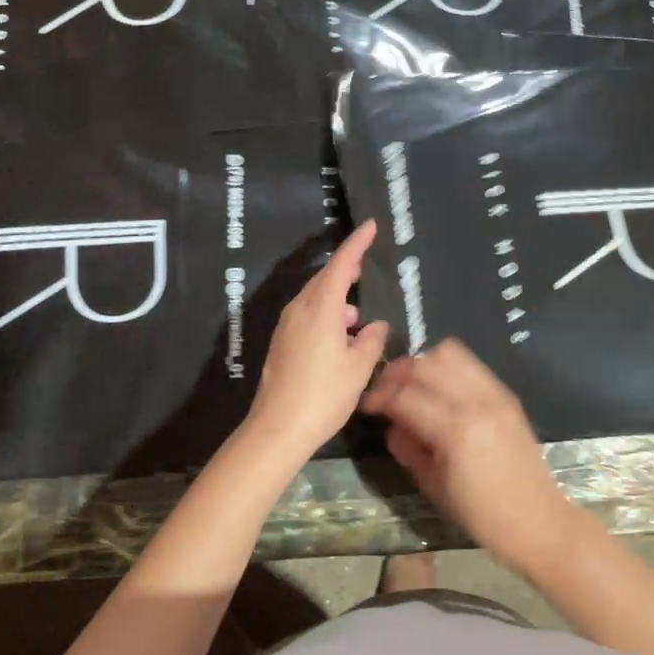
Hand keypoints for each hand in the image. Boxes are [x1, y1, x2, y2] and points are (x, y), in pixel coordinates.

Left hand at [243, 220, 389, 459]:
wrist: (278, 428)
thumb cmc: (324, 394)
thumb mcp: (358, 369)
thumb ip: (371, 341)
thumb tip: (375, 326)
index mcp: (321, 308)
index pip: (341, 265)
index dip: (357, 244)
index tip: (371, 226)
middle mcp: (300, 310)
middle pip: (325, 278)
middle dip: (346, 268)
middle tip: (366, 263)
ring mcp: (287, 326)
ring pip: (315, 298)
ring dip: (337, 298)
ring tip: (359, 314)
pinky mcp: (282, 343)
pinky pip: (308, 315)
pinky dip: (327, 315)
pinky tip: (341, 337)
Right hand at [360, 339, 580, 572]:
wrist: (538, 520)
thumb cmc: (481, 515)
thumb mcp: (433, 486)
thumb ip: (407, 447)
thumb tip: (391, 422)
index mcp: (455, 431)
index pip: (405, 396)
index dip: (378, 396)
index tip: (365, 404)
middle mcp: (475, 403)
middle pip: (424, 365)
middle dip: (397, 373)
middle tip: (384, 391)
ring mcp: (494, 394)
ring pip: (448, 353)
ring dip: (423, 365)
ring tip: (412, 385)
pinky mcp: (506, 394)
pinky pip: (470, 364)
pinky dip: (447, 368)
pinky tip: (439, 390)